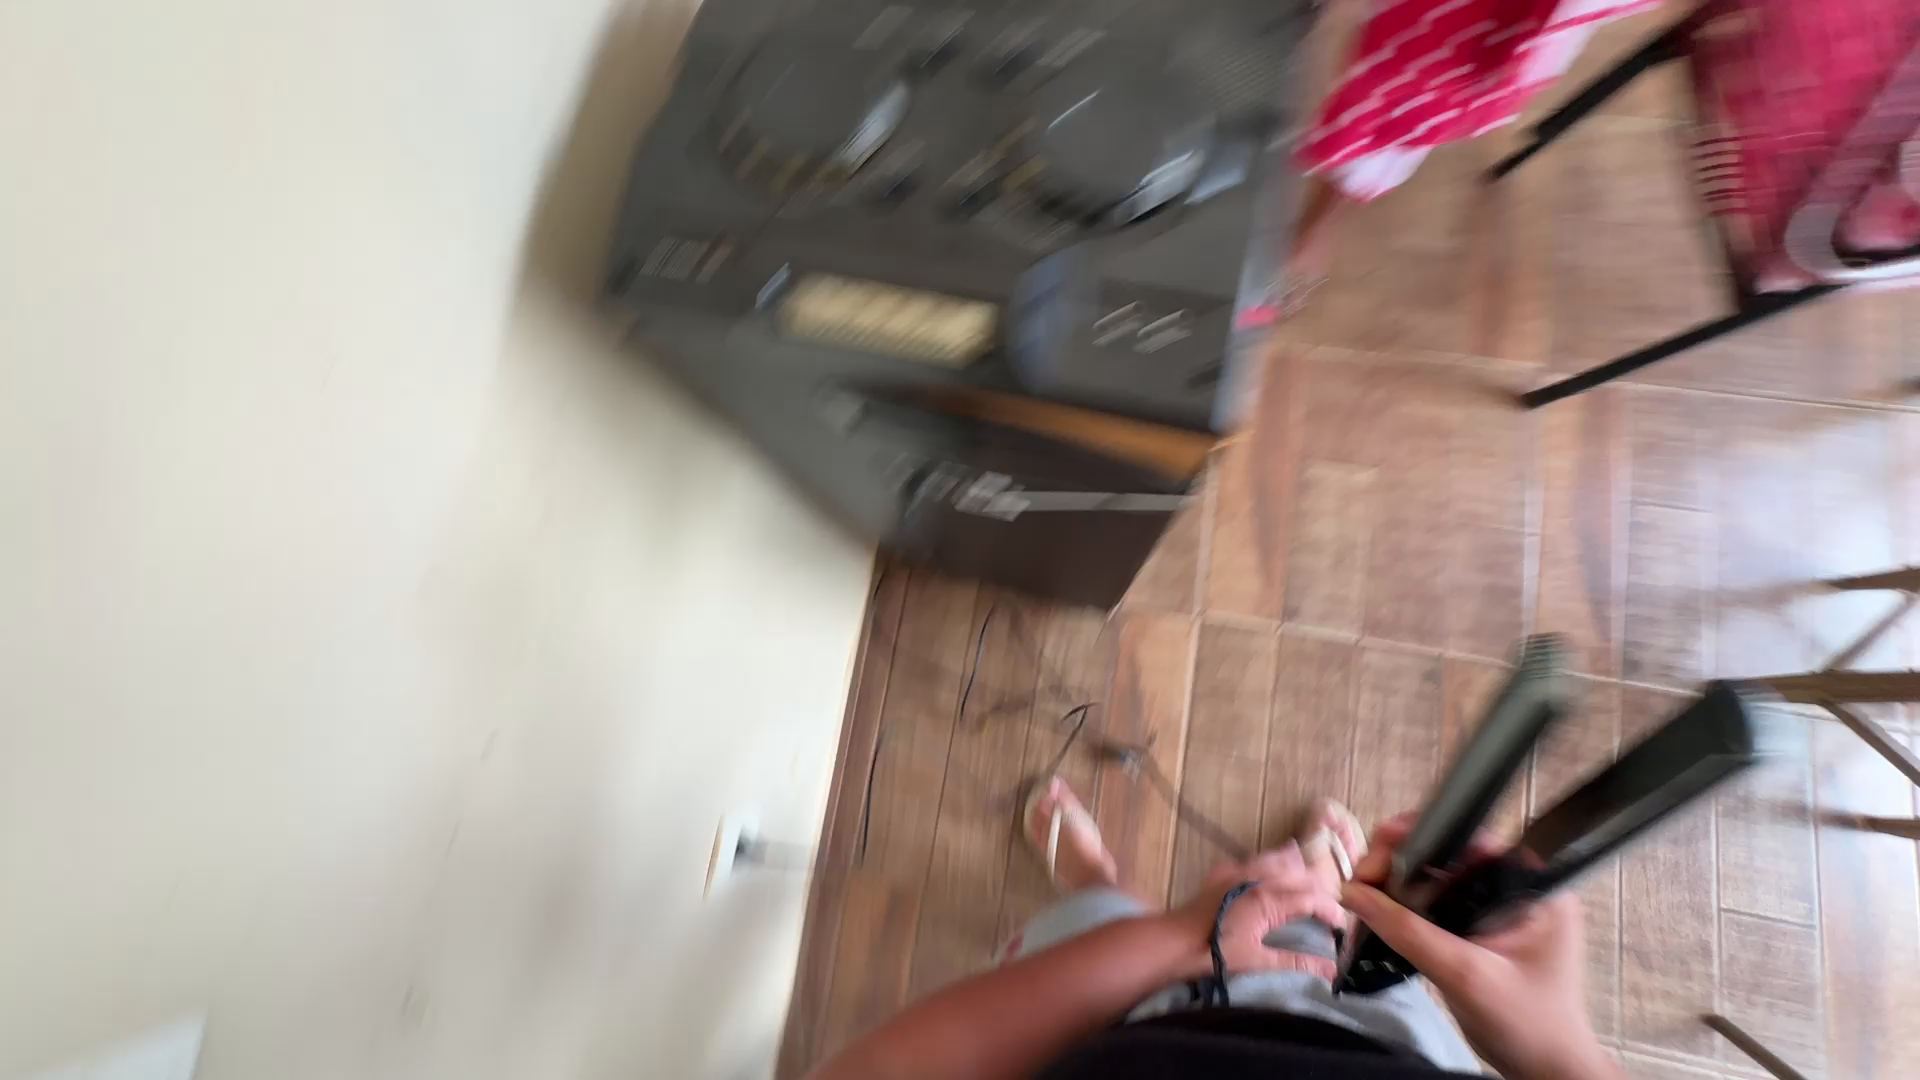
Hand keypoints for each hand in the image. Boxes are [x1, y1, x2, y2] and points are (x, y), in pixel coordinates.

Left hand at [1165, 847, 1349, 979]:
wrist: (1177, 939)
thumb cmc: (1217, 951)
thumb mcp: (1259, 961)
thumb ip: (1297, 962)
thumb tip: (1332, 970)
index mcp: (1266, 899)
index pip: (1310, 897)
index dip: (1330, 909)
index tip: (1341, 926)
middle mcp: (1254, 877)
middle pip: (1296, 873)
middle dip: (1318, 886)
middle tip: (1331, 905)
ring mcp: (1236, 870)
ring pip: (1275, 859)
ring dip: (1296, 868)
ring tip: (1312, 877)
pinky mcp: (1222, 871)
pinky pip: (1253, 859)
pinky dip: (1271, 861)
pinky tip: (1276, 865)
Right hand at [1340, 816, 1622, 1079]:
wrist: (1547, 1074)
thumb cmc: (1527, 1026)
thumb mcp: (1465, 975)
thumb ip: (1408, 932)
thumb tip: (1350, 893)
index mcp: (1529, 884)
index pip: (1463, 836)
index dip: (1413, 836)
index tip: (1375, 859)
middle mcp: (1511, 883)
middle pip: (1438, 849)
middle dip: (1393, 861)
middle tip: (1360, 886)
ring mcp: (1491, 901)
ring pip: (1427, 871)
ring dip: (1390, 881)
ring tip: (1361, 899)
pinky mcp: (1474, 920)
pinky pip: (1427, 896)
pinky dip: (1398, 901)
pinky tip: (1375, 912)